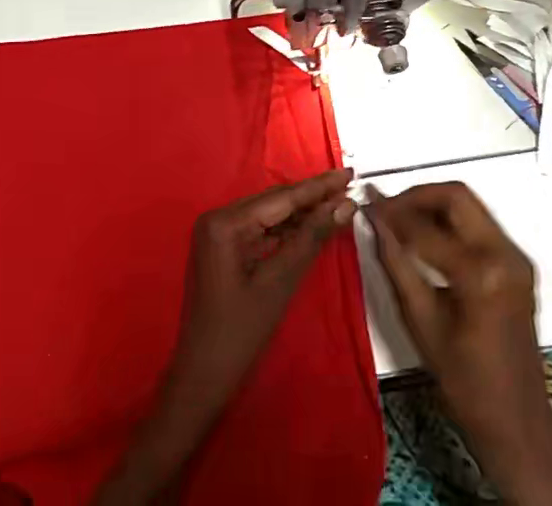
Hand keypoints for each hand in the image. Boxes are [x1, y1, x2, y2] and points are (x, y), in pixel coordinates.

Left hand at [170, 168, 357, 408]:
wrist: (202, 379)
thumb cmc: (239, 332)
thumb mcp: (280, 281)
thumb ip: (312, 237)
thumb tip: (345, 205)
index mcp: (225, 223)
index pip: (282, 199)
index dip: (319, 187)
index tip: (348, 173)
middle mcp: (218, 219)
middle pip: (276, 202)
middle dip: (313, 197)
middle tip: (349, 185)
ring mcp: (219, 234)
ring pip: (271, 214)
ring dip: (304, 212)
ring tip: (339, 202)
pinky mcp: (224, 249)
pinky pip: (263, 230)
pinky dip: (288, 229)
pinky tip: (314, 224)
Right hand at [368, 182, 551, 505]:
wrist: (516, 414)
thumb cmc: (462, 381)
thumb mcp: (420, 323)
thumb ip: (396, 264)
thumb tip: (374, 221)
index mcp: (481, 274)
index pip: (426, 227)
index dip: (392, 213)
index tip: (366, 202)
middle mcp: (506, 252)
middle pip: (457, 196)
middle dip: (417, 195)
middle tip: (387, 207)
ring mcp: (517, 254)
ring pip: (471, 204)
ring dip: (434, 204)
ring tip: (401, 218)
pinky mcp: (519, 260)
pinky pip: (481, 224)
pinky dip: (452, 221)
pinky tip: (427, 235)